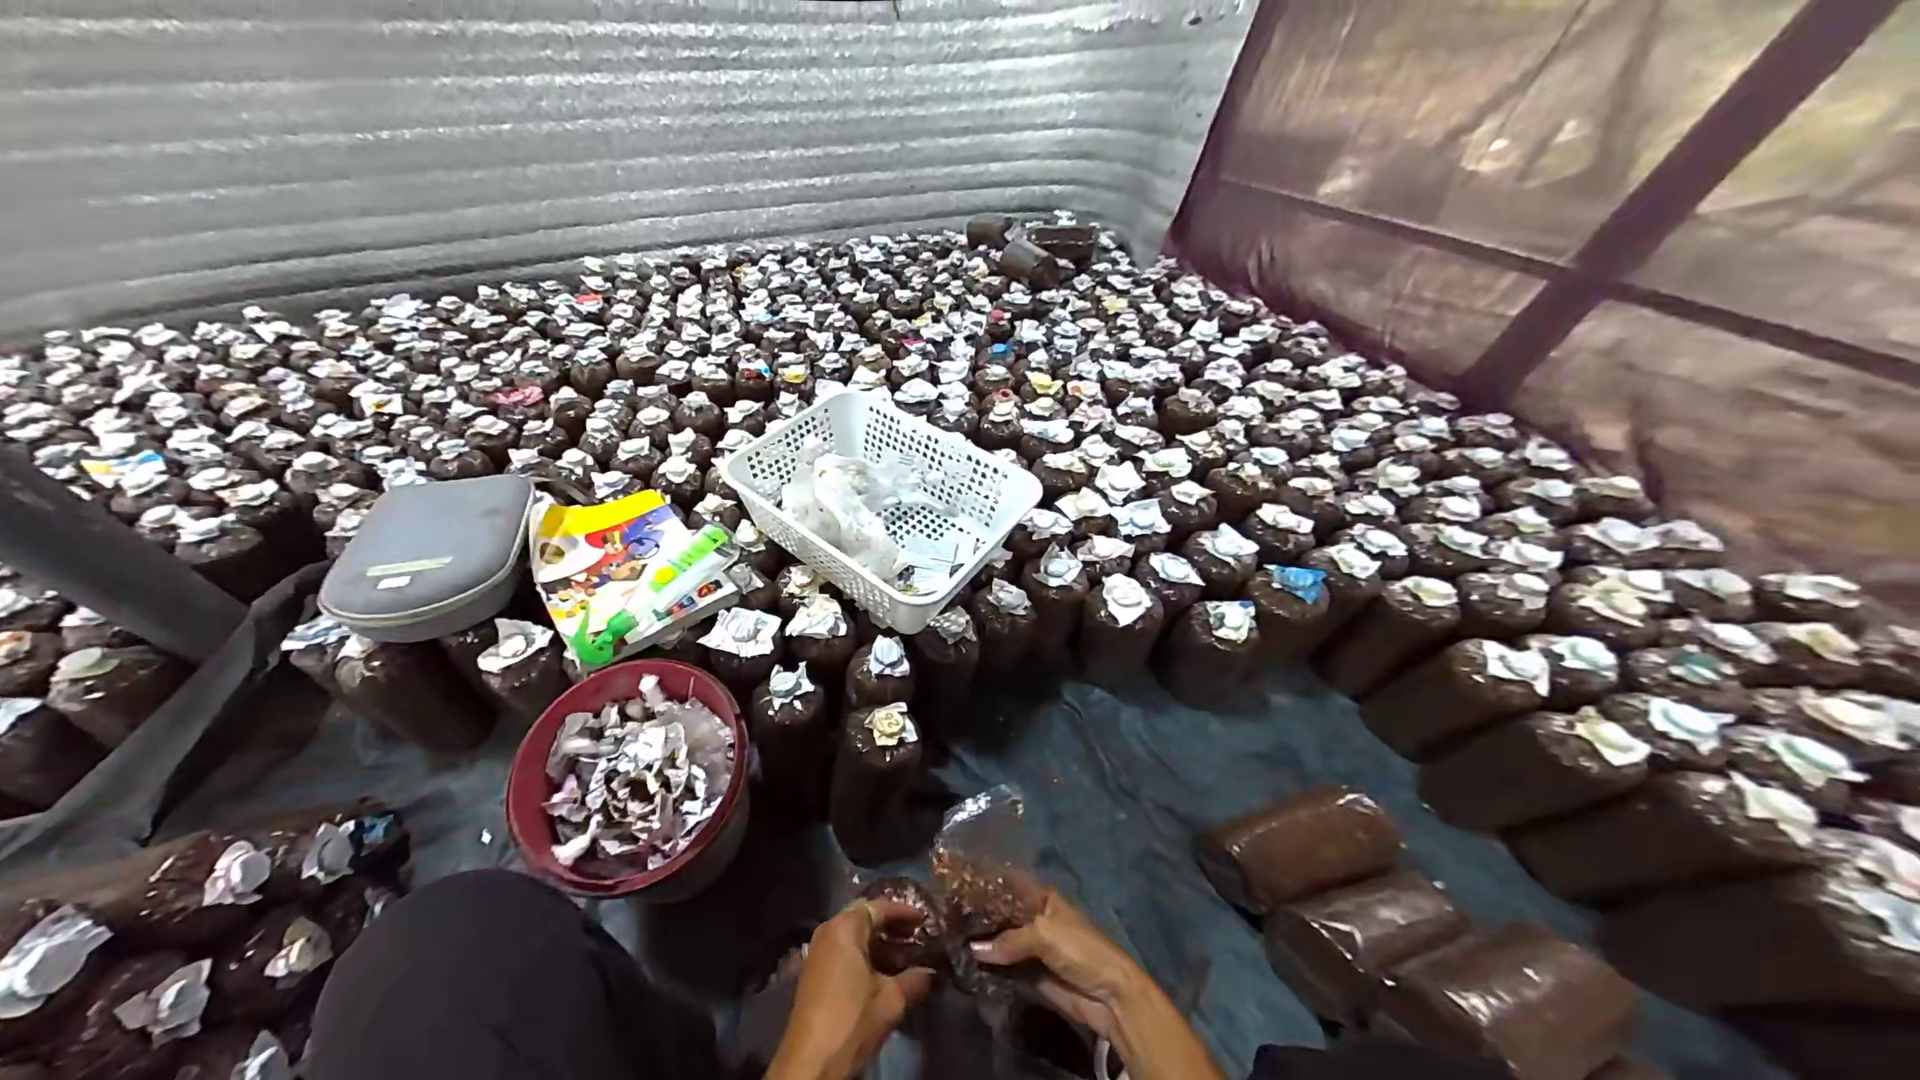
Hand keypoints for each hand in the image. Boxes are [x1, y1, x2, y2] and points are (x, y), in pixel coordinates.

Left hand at [767, 898, 934, 1079]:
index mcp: (845, 927)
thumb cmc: (852, 1019)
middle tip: (915, 935)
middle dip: (890, 925)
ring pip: (853, 935)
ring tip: (903, 954)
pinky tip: (881, 971)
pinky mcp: (813, 973)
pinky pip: (843, 950)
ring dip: (877, 941)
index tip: (924, 920)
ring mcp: (817, 952)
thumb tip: (931, 972)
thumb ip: (915, 979)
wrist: (810, 1063)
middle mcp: (828, 931)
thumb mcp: (891, 999)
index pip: (879, 907)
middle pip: (864, 917)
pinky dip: (863, 954)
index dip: (904, 912)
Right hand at [966, 888, 1145, 1040]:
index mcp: (1043, 899)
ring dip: (981, 945)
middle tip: (946, 916)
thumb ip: (1010, 940)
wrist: (1110, 996)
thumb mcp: (1046, 935)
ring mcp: (1032, 948)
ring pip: (1001, 943)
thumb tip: (974, 948)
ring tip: (948, 940)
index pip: (1009, 886)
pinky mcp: (1031, 975)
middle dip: (979, 918)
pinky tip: (965, 965)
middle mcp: (1035, 919)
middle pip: (1002, 916)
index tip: (956, 885)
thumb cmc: (1082, 950)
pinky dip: (989, 968)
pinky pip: (1005, 968)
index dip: (986, 886)